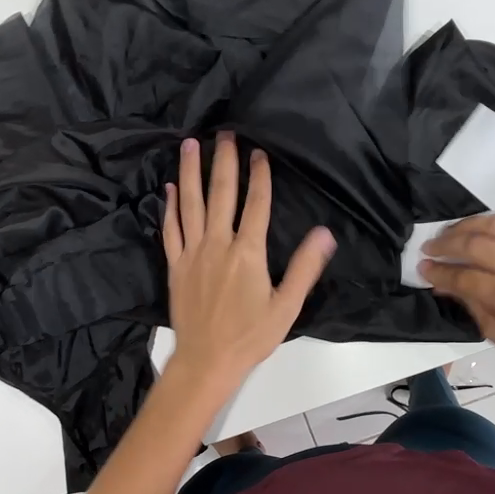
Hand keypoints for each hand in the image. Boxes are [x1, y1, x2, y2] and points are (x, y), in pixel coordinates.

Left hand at [163, 132, 333, 392]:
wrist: (206, 360)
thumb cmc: (250, 337)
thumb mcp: (286, 306)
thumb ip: (304, 268)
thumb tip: (324, 233)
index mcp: (247, 253)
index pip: (256, 204)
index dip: (259, 176)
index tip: (260, 152)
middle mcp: (217, 245)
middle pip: (221, 194)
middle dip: (223, 161)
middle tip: (224, 132)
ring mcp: (192, 254)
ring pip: (190, 204)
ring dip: (190, 172)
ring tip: (190, 144)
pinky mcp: (175, 266)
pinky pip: (170, 230)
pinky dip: (170, 207)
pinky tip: (169, 188)